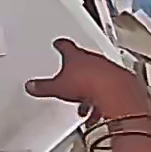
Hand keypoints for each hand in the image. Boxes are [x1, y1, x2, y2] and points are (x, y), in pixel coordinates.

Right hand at [26, 39, 150, 119]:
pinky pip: (107, 88)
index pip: (66, 47)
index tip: (59, 43)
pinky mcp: (119, 83)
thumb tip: (31, 86)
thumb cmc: (89, 83)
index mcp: (77, 57)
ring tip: (84, 100)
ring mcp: (108, 70)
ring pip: (97, 75)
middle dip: (78, 69)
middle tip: (72, 75)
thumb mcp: (57, 88)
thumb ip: (43, 87)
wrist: (114, 92)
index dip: (61, 45)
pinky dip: (101, 97)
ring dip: (91, 85)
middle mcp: (94, 60)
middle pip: (84, 61)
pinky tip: (97, 108)